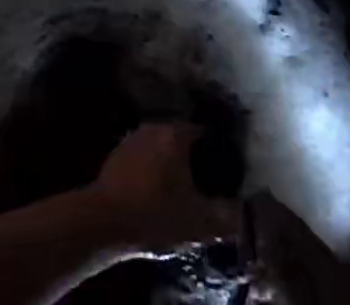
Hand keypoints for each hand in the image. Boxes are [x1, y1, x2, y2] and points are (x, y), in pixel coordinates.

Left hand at [86, 124, 241, 254]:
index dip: (218, 149)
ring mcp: (133, 137)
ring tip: (185, 184)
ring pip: (161, 144)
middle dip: (194, 154)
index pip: (204, 132)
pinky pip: (145, 154)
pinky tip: (159, 186)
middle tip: (208, 178)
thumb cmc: (156, 215)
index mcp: (175, 135)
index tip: (227, 168)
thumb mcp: (200, 222)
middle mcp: (153, 127)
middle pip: (182, 136)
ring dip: (172, 160)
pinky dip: (155, 165)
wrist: (104, 220)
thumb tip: (244, 209)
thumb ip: (228, 215)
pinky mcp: (118, 152)